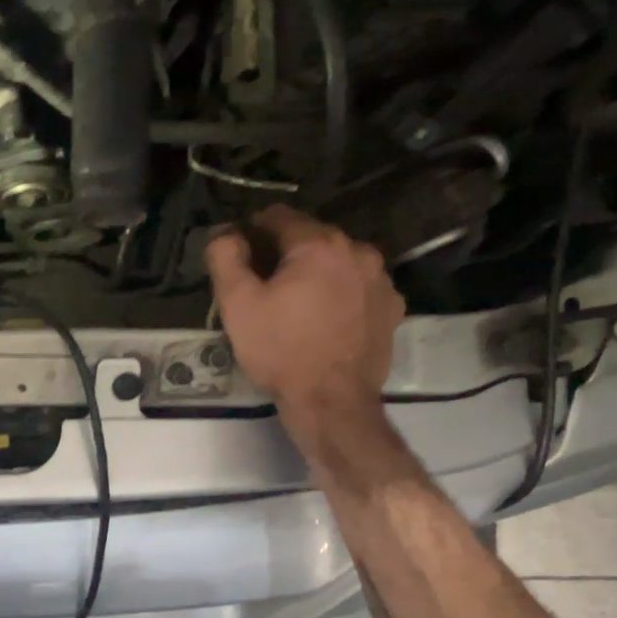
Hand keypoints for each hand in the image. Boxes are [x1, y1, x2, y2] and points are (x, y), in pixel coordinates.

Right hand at [204, 205, 404, 445]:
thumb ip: (226, 258)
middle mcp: (358, 251)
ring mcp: (380, 279)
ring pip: (336, 261)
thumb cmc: (280, 350)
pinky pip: (356, 286)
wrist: (332, 401)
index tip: (237, 255)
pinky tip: (320, 318)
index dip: (252, 230)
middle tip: (260, 284)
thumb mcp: (237, 304)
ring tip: (292, 303)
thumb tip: (226, 233)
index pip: (278, 216)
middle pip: (311, 237)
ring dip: (312, 271)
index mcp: (319, 245)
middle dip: (283, 252)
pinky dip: (337, 292)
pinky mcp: (390, 306)